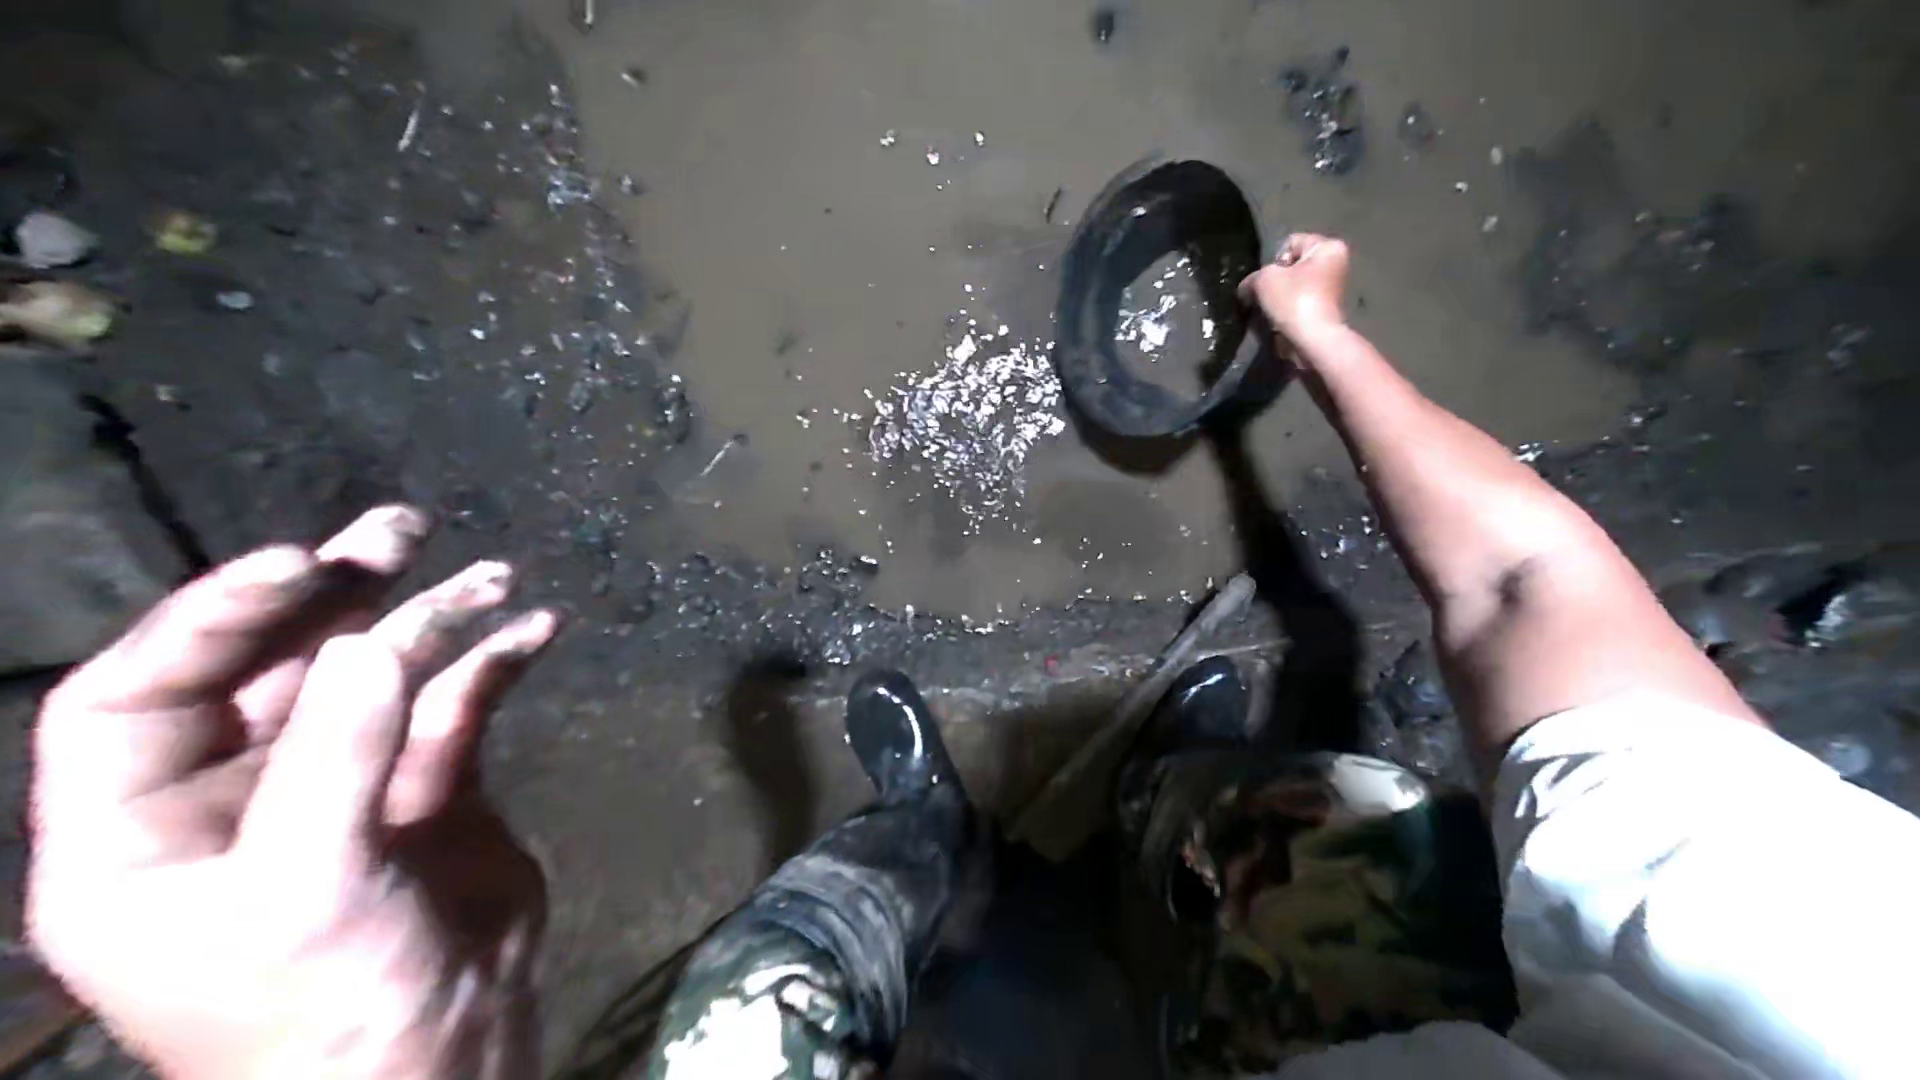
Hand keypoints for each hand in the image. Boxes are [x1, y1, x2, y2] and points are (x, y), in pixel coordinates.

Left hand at [27, 507, 557, 1079]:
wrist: (437, 1047)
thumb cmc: (320, 998)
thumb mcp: (304, 885)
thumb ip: (336, 757)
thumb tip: (371, 643)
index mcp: (145, 824)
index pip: (142, 691)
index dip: (214, 615)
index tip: (303, 561)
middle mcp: (244, 784)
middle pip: (279, 663)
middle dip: (341, 591)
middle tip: (398, 527)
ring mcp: (352, 776)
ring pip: (385, 673)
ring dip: (441, 618)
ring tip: (496, 575)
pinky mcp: (435, 778)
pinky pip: (463, 702)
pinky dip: (501, 663)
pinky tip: (540, 630)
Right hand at [1239, 232, 1350, 344]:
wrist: (1311, 338)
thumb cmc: (1293, 300)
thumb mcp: (1263, 280)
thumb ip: (1251, 278)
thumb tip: (1246, 289)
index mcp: (1329, 247)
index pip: (1290, 243)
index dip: (1272, 260)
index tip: (1267, 279)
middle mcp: (1336, 263)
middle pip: (1292, 265)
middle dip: (1275, 280)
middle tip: (1265, 296)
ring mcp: (1332, 288)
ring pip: (1293, 286)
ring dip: (1278, 297)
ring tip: (1270, 310)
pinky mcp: (1324, 309)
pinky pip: (1298, 302)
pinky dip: (1286, 309)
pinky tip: (1278, 319)